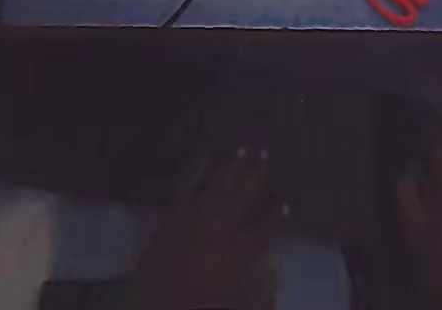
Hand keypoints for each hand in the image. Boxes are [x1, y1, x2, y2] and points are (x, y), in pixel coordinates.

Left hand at [118, 147, 276, 309]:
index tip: (289, 204)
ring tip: (243, 149)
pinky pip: (185, 189)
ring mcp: (191, 220)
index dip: (278, 219)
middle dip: (254, 177)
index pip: (262, 233)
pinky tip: (204, 157)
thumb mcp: (232, 307)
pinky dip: (195, 172)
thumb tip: (274, 269)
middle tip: (266, 155)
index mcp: (233, 258)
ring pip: (215, 188)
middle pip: (239, 199)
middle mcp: (215, 232)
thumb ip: (258, 293)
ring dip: (230, 168)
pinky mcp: (170, 217)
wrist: (153, 309)